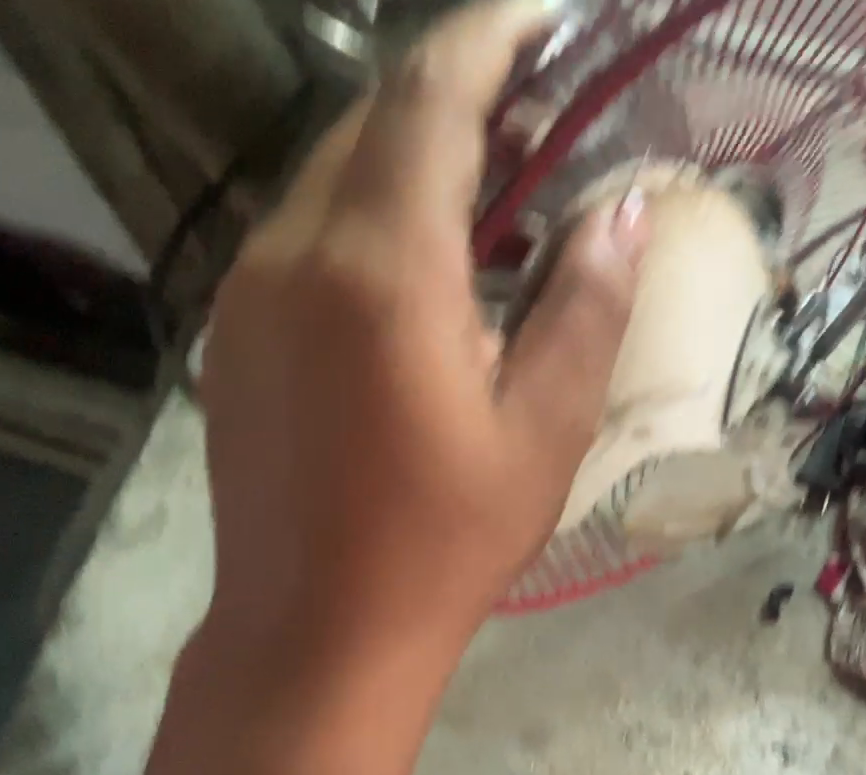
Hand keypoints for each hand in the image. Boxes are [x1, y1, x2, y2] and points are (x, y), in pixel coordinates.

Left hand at [198, 0, 647, 664]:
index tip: (539, 18)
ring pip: (335, 173)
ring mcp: (251, 285)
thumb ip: (586, 305)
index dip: (484, 44)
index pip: (427, 108)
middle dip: (456, 93)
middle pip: (373, 126)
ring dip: (418, 155)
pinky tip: (434, 259)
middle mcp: (296, 252)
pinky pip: (311, 226)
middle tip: (541, 108)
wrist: (322, 623)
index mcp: (384, 273)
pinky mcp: (239, 323)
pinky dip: (379, 209)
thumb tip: (626, 207)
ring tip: (502, 181)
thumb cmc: (455, 532)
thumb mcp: (549, 425)